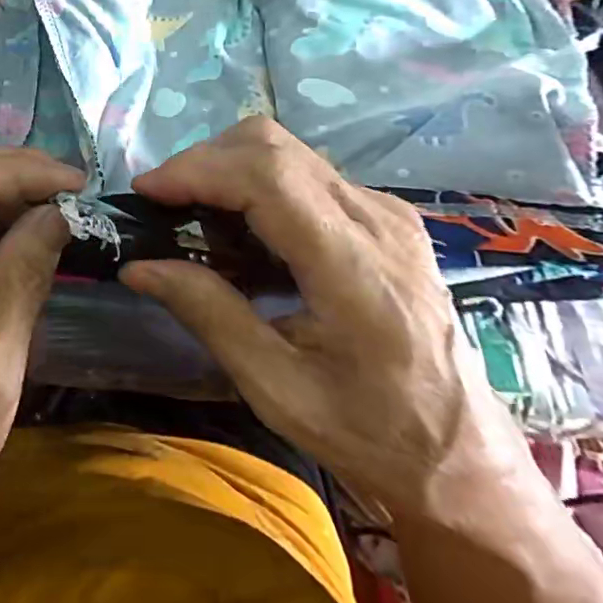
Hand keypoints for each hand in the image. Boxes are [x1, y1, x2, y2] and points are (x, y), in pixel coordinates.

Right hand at [120, 117, 532, 517]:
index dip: (197, 170)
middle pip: (272, 145)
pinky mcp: (384, 216)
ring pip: (285, 149)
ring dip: (225, 167)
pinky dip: (253, 180)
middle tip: (162, 203)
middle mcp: (376, 222)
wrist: (463, 456)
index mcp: (355, 269)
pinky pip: (303, 171)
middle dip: (202, 161)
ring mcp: (386, 213)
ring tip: (191, 213)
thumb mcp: (275, 387)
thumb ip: (208, 313)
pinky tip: (238, 227)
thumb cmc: (368, 431)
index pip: (267, 176)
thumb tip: (138, 265)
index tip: (145, 192)